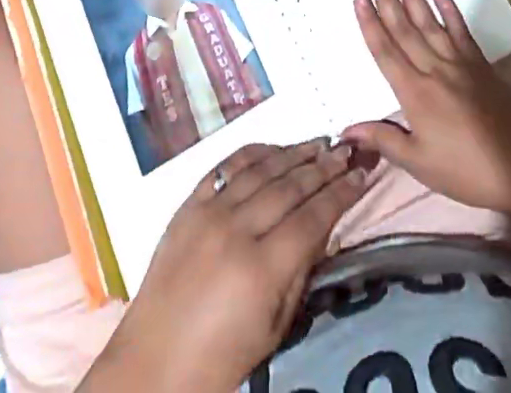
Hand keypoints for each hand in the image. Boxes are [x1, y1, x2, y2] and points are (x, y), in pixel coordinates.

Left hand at [80, 141, 367, 392]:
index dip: (342, 193)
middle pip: (290, 186)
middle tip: (347, 151)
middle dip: (324, 166)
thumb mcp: (275, 325)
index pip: (314, 216)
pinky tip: (273, 148)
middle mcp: (236, 231)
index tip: (361, 176)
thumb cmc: (220, 358)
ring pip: (260, 169)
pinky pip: (224, 168)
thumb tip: (325, 223)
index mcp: (261, 269)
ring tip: (319, 143)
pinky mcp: (186, 208)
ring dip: (294, 153)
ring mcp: (208, 214)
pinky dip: (252, 154)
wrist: (150, 367)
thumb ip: (302, 268)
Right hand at [343, 0, 510, 213]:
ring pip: (429, 20)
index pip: (385, 50)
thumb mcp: (418, 162)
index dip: (369, 20)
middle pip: (404, 26)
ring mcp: (460, 62)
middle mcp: (434, 69)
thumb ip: (382, 139)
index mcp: (415, 93)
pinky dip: (448, 5)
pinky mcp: (480, 63)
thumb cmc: (465, 170)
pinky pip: (460, 28)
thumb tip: (345, 130)